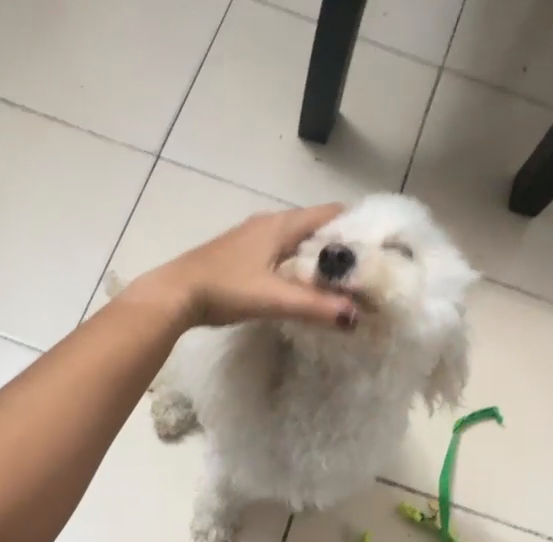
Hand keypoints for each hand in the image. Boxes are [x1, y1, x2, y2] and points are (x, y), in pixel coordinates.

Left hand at [128, 204, 358, 329]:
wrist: (174, 295)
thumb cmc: (224, 289)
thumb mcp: (274, 298)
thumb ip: (315, 306)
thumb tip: (356, 317)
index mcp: (281, 224)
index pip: (332, 213)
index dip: (358, 227)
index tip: (378, 250)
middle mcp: (269, 224)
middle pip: (316, 228)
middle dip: (341, 247)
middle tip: (364, 273)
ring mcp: (252, 239)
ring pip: (297, 242)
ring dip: (318, 259)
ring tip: (340, 284)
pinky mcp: (241, 256)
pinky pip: (280, 254)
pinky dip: (297, 266)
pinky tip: (301, 289)